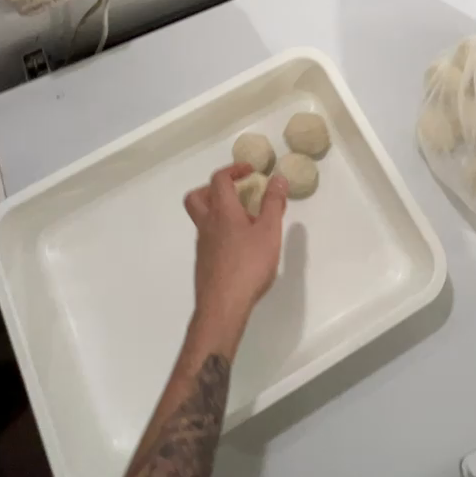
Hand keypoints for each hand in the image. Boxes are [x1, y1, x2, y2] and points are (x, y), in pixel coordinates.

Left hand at [183, 163, 287, 329]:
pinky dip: (221, 232)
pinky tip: (241, 246)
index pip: (219, 179)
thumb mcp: (269, 232)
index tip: (251, 171)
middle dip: (215, 188)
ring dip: (219, 211)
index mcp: (222, 211)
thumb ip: (273, 204)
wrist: (222, 307)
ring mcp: (202, 245)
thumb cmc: (248, 265)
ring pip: (202, 218)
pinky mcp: (204, 262)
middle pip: (198, 196)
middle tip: (236, 192)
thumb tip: (277, 178)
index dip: (234, 169)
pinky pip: (208, 237)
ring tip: (245, 220)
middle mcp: (207, 224)